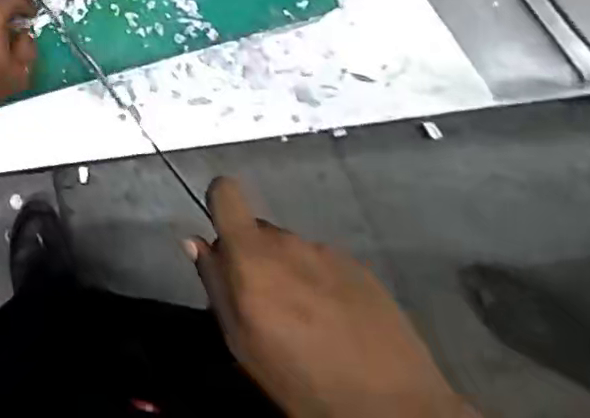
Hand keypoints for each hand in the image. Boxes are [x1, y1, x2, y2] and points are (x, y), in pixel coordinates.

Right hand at [190, 177, 469, 417]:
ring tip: (307, 317)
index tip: (222, 229)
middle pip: (260, 231)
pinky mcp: (365, 273)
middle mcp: (289, 241)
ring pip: (294, 251)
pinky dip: (323, 284)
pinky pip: (327, 266)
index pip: (225, 193)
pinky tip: (338, 321)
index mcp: (251, 253)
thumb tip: (194, 241)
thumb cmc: (301, 378)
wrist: (396, 411)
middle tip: (266, 300)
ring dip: (291, 272)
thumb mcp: (241, 340)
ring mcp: (330, 254)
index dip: (219, 201)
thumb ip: (214, 282)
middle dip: (256, 256)